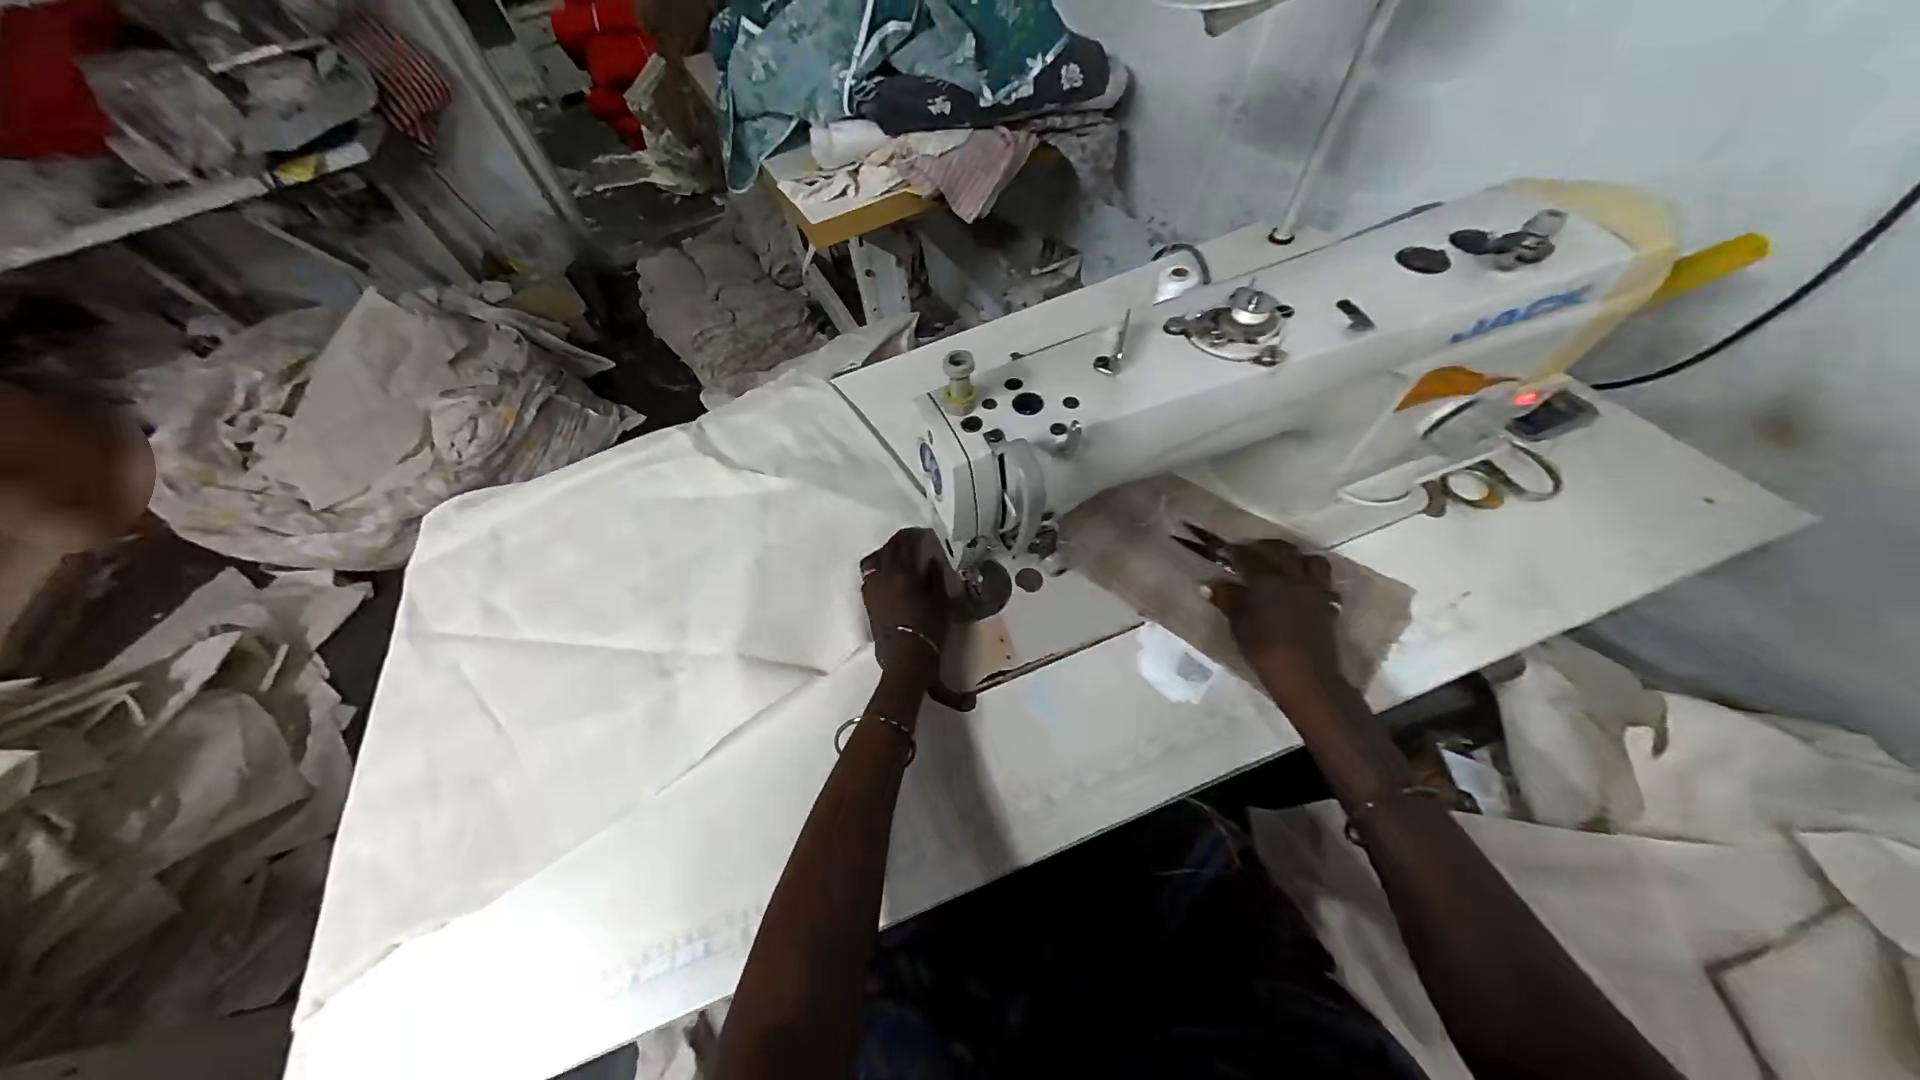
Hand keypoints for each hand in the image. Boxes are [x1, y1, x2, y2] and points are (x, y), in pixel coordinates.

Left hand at [860, 528, 950, 666]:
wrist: (906, 657)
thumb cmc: (928, 628)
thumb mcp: (939, 600)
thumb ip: (933, 577)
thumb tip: (930, 561)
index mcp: (901, 572)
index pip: (903, 543)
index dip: (912, 535)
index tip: (922, 533)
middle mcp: (882, 577)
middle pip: (886, 550)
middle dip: (898, 542)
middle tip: (911, 541)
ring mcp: (871, 590)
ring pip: (873, 562)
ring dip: (885, 554)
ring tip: (897, 557)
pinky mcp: (867, 603)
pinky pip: (869, 577)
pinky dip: (878, 569)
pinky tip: (889, 577)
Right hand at [1203, 539, 1343, 691]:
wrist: (1305, 674)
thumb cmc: (1264, 648)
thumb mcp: (1238, 623)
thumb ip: (1227, 599)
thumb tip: (1210, 584)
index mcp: (1268, 578)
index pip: (1250, 556)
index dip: (1235, 551)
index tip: (1224, 551)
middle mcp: (1295, 577)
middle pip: (1283, 551)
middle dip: (1266, 548)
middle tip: (1252, 553)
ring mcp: (1316, 590)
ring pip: (1311, 561)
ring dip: (1296, 559)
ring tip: (1283, 566)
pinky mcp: (1329, 605)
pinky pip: (1323, 583)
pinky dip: (1311, 580)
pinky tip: (1301, 589)